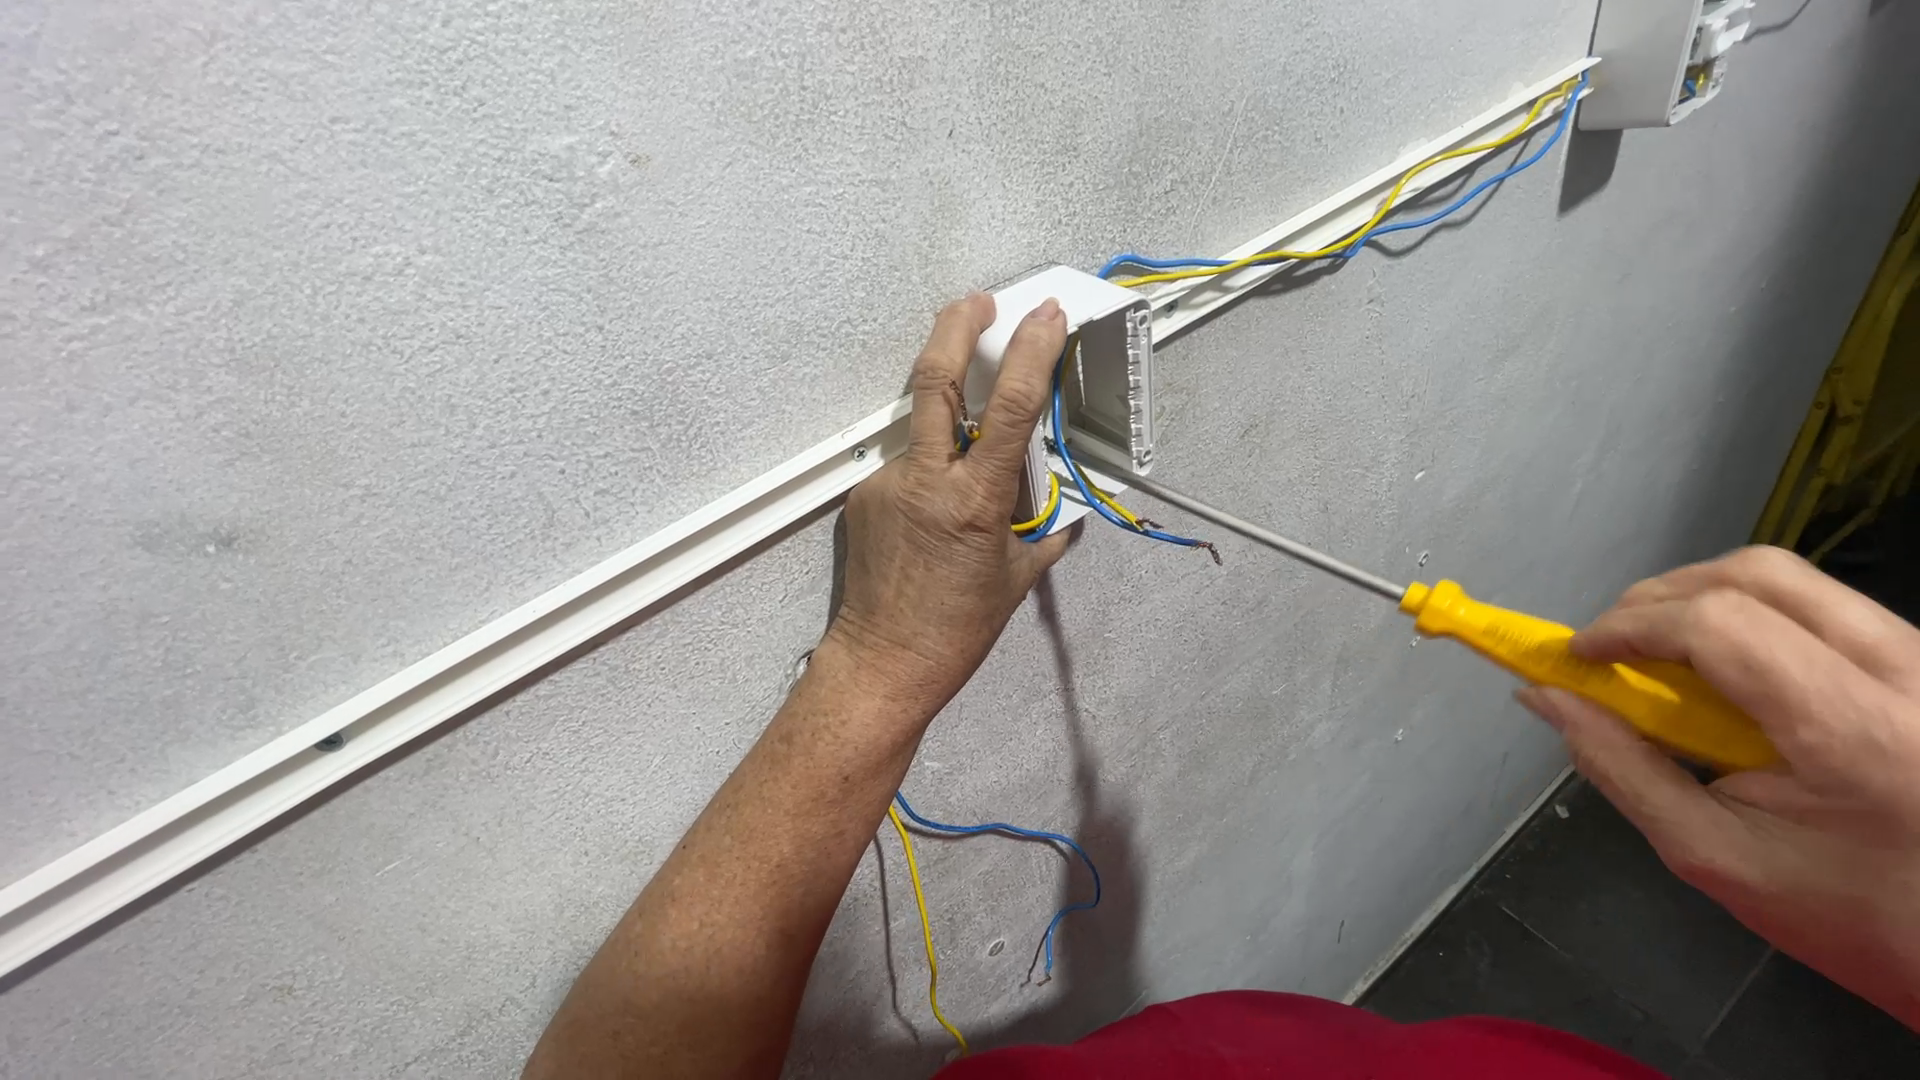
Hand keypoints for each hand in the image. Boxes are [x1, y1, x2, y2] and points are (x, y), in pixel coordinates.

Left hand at [824, 292, 1071, 714]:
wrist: (883, 661)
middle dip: (956, 326)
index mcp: (975, 500)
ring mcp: (887, 483)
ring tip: (966, 425)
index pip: (1012, 408)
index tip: (1045, 316)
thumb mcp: (1015, 580)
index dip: (1032, 352)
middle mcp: (927, 479)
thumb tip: (1063, 518)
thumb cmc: (958, 628)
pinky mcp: (863, 496)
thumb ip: (1041, 538)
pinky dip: (927, 468)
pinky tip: (933, 507)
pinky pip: (905, 466)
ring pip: (918, 423)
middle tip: (977, 301)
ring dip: (944, 406)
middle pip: (935, 379)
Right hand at [1517, 546, 1919, 1028]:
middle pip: (1757, 576)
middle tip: (1617, 648)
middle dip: (1659, 598)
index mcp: (1857, 732)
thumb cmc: (1858, 917)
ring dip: (1703, 602)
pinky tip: (1733, 674)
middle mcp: (1912, 676)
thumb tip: (1543, 696)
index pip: (1719, 623)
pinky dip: (1752, 620)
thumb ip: (1618, 766)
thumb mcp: (1712, 855)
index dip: (1629, 625)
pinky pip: (1826, 608)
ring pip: (1793, 582)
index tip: (1580, 657)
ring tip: (1666, 657)